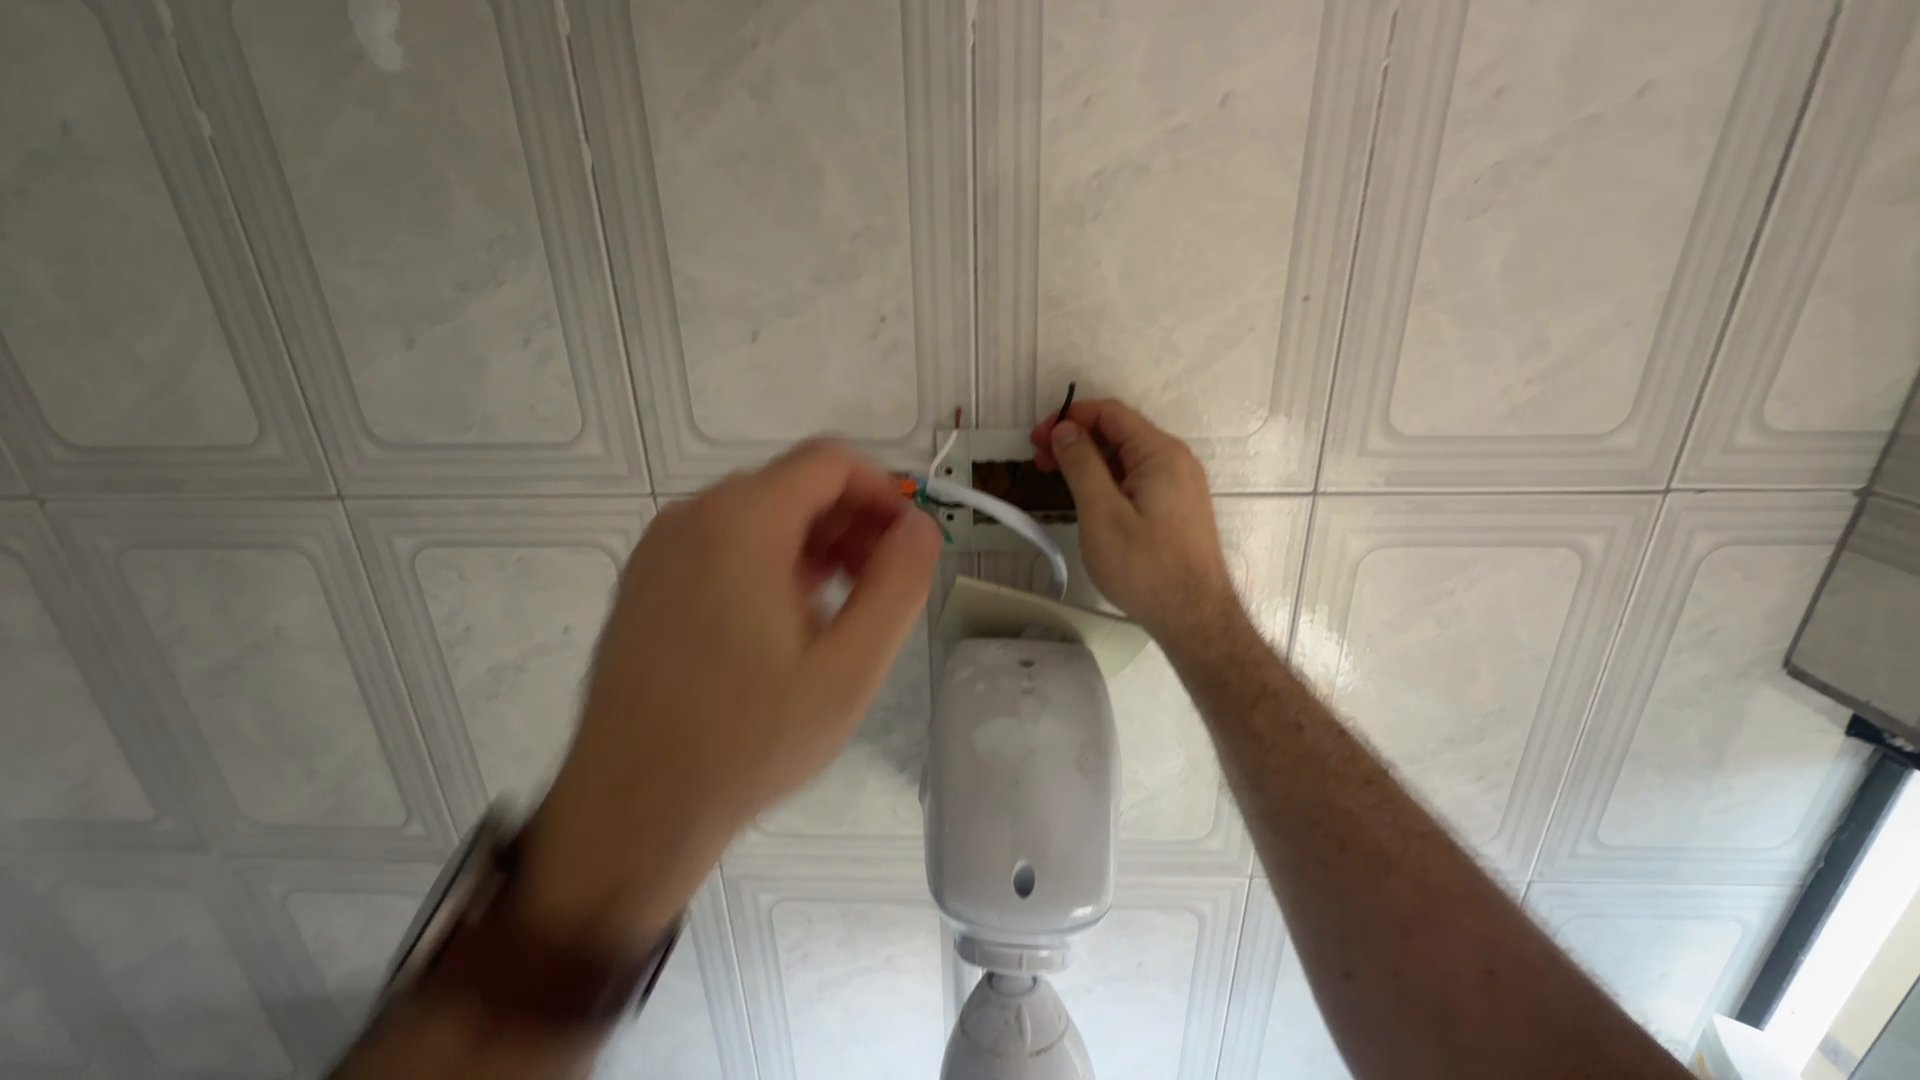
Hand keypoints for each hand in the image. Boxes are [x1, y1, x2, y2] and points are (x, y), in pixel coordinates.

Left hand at [520, 440, 941, 949]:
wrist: (634, 807)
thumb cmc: (750, 739)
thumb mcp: (850, 668)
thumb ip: (898, 584)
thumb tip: (919, 526)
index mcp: (742, 522)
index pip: (828, 460)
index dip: (882, 490)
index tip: (906, 543)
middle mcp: (691, 517)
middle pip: (791, 484)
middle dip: (849, 522)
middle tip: (880, 587)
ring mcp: (659, 549)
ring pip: (756, 515)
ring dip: (811, 545)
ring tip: (837, 611)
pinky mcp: (644, 583)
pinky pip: (720, 545)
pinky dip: (767, 562)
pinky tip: (782, 624)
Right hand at [1031, 398, 1239, 640]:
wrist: (1193, 617)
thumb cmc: (1145, 568)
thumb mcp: (1101, 513)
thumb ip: (1082, 464)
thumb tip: (1065, 430)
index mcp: (1160, 454)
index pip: (1110, 413)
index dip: (1069, 419)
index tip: (1037, 441)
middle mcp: (1176, 461)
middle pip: (1120, 432)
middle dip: (1077, 440)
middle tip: (1041, 464)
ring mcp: (1181, 485)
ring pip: (1128, 458)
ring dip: (1091, 462)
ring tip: (1060, 484)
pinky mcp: (1178, 508)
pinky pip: (1139, 479)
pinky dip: (1109, 481)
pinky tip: (1090, 502)